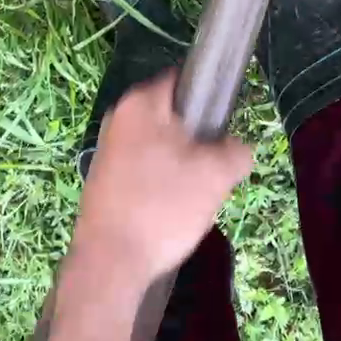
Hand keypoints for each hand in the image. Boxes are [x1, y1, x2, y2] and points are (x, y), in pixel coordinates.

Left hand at [74, 73, 252, 281]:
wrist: (110, 262)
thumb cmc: (162, 207)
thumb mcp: (214, 176)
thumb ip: (236, 152)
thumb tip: (238, 148)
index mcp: (141, 101)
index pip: (183, 79)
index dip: (208, 97)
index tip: (224, 124)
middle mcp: (119, 115)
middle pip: (172, 115)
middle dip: (195, 138)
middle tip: (211, 166)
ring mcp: (107, 146)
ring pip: (159, 143)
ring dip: (179, 162)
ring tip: (192, 193)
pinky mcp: (103, 176)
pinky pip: (143, 166)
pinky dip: (159, 180)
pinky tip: (169, 208)